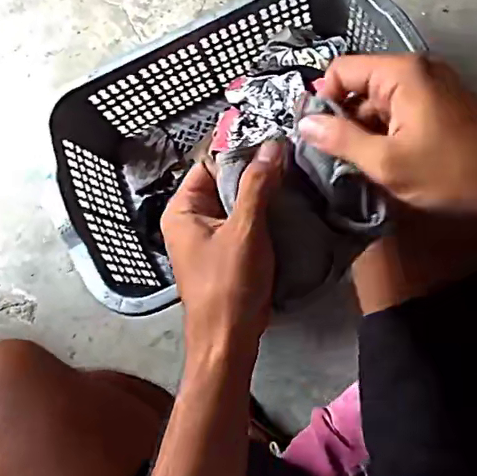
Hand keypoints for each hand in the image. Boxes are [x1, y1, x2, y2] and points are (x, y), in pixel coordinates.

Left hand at [161, 140, 285, 357]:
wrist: (229, 340)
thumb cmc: (229, 284)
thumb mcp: (245, 230)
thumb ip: (257, 185)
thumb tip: (273, 145)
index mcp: (182, 209)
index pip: (209, 162)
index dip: (239, 148)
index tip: (273, 135)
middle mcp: (190, 219)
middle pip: (224, 181)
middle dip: (255, 169)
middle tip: (290, 154)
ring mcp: (209, 237)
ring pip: (237, 202)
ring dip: (263, 192)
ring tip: (295, 174)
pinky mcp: (227, 253)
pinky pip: (245, 222)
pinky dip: (264, 213)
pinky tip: (289, 204)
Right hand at [298, 55, 476, 222]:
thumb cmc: (452, 173)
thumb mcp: (388, 163)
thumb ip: (342, 140)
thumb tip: (303, 123)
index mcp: (402, 73)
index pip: (340, 69)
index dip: (323, 101)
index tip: (319, 137)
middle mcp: (418, 68)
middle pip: (360, 84)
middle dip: (346, 118)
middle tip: (341, 158)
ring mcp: (435, 84)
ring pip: (380, 101)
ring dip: (368, 129)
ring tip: (368, 165)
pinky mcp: (445, 103)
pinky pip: (402, 109)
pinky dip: (390, 131)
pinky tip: (393, 161)